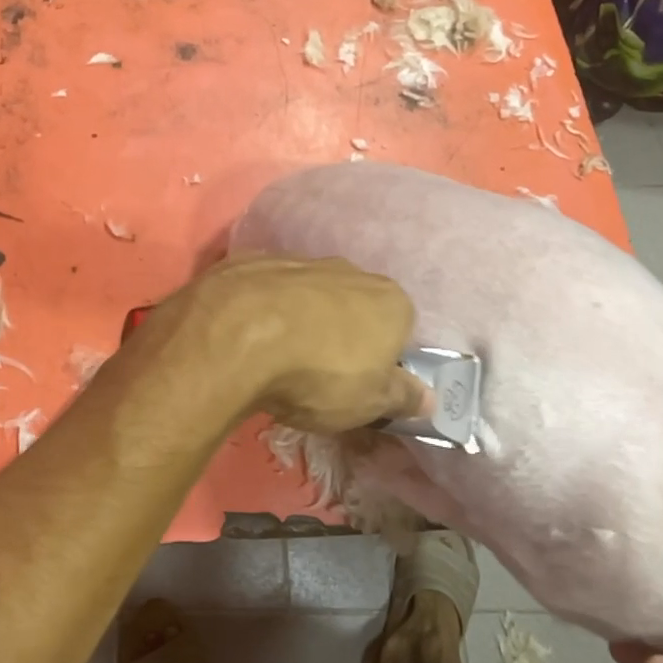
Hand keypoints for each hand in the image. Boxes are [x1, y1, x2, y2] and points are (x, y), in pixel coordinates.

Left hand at [133, 255, 425, 432]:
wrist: (234, 335)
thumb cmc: (317, 374)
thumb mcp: (369, 403)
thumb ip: (402, 397)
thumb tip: (427, 397)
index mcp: (388, 300)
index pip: (398, 329)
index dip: (380, 361)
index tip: (357, 386)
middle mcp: (348, 270)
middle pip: (352, 306)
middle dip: (339, 335)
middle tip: (316, 375)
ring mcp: (295, 260)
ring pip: (306, 294)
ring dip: (297, 319)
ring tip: (273, 359)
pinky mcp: (248, 260)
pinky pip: (263, 289)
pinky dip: (258, 308)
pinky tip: (243, 337)